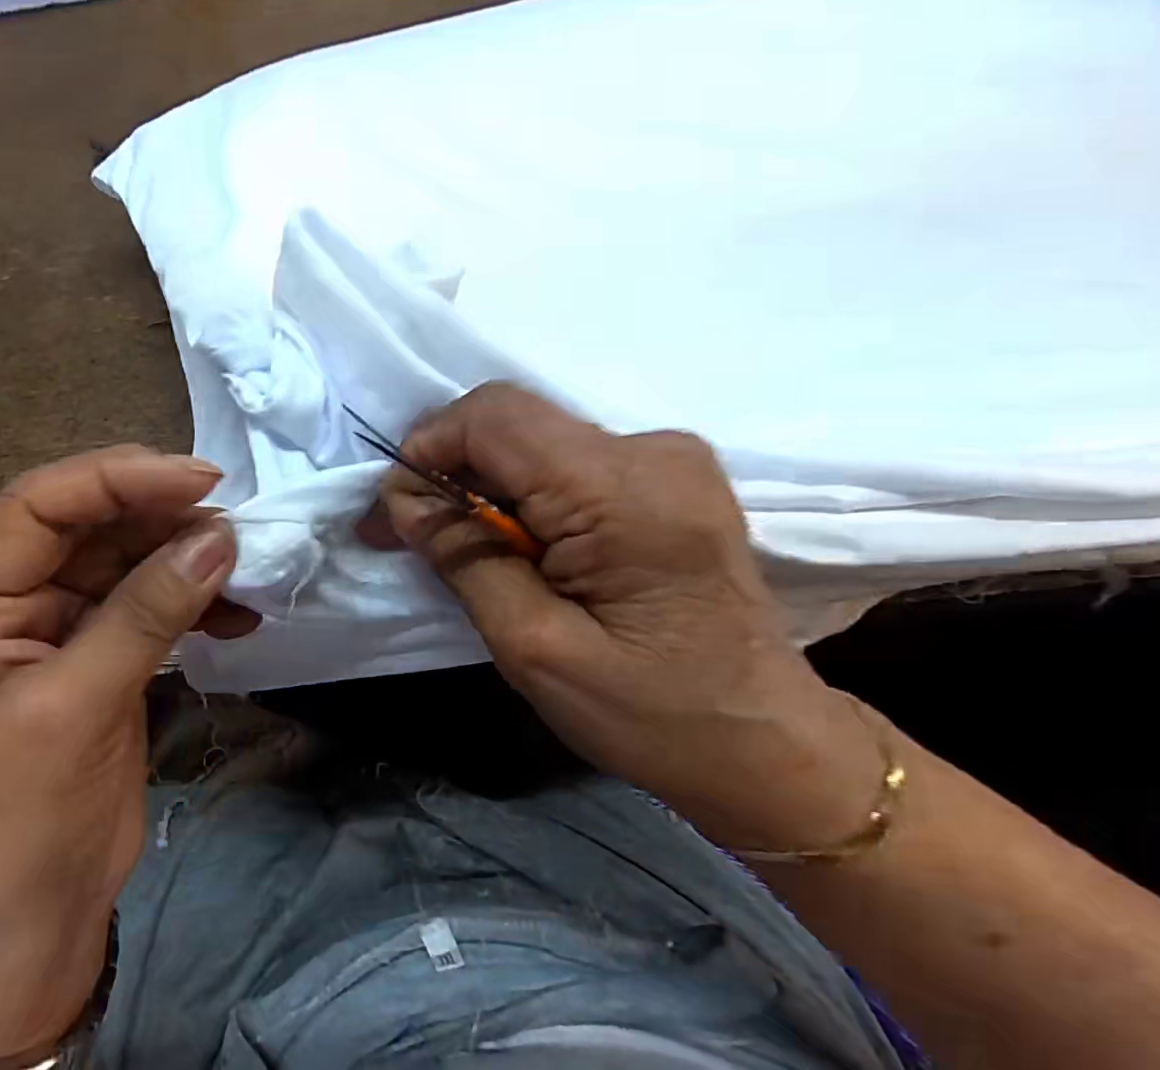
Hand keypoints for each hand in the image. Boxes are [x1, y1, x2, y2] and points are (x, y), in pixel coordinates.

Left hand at [0, 445, 254, 1058]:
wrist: (35, 915)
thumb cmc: (22, 822)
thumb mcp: (77, 709)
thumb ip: (145, 616)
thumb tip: (218, 539)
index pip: (37, 508)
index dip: (118, 480)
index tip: (201, 479)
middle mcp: (5, 601)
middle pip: (89, 526)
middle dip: (163, 518)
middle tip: (235, 527)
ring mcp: (58, 625)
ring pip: (129, 559)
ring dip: (188, 557)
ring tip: (243, 569)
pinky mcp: (102, 651)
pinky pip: (153, 602)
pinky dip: (197, 602)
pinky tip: (238, 617)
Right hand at [361, 384, 882, 851]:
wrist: (765, 742)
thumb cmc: (651, 714)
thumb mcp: (534, 648)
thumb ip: (466, 559)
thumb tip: (405, 499)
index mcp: (623, 492)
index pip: (496, 417)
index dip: (428, 448)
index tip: (394, 511)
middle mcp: (653, 451)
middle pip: (516, 423)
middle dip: (450, 471)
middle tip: (411, 534)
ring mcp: (671, 459)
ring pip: (539, 441)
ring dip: (487, 488)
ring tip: (463, 551)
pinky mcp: (673, 478)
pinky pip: (571, 462)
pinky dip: (527, 495)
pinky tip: (520, 547)